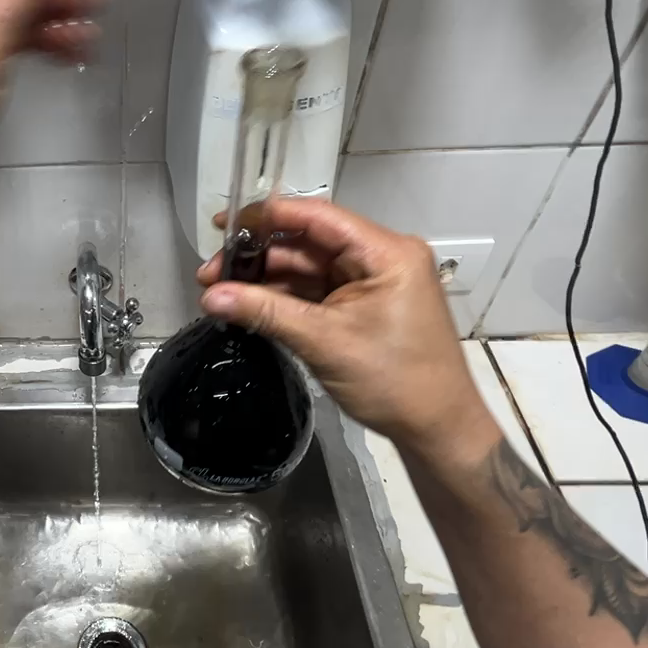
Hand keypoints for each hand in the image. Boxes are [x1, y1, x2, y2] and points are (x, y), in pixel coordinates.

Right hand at [196, 198, 499, 462]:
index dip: (266, 217)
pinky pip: (313, 288)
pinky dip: (281, 296)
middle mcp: (379, 256)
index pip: (317, 217)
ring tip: (219, 292)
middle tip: (210, 274)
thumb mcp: (323, 341)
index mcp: (385, 252)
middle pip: (306, 241)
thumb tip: (209, 296)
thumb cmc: (394, 380)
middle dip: (257, 256)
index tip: (222, 226)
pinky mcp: (360, 302)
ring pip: (305, 266)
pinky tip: (247, 304)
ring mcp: (369, 280)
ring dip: (264, 278)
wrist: (437, 430)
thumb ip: (265, 312)